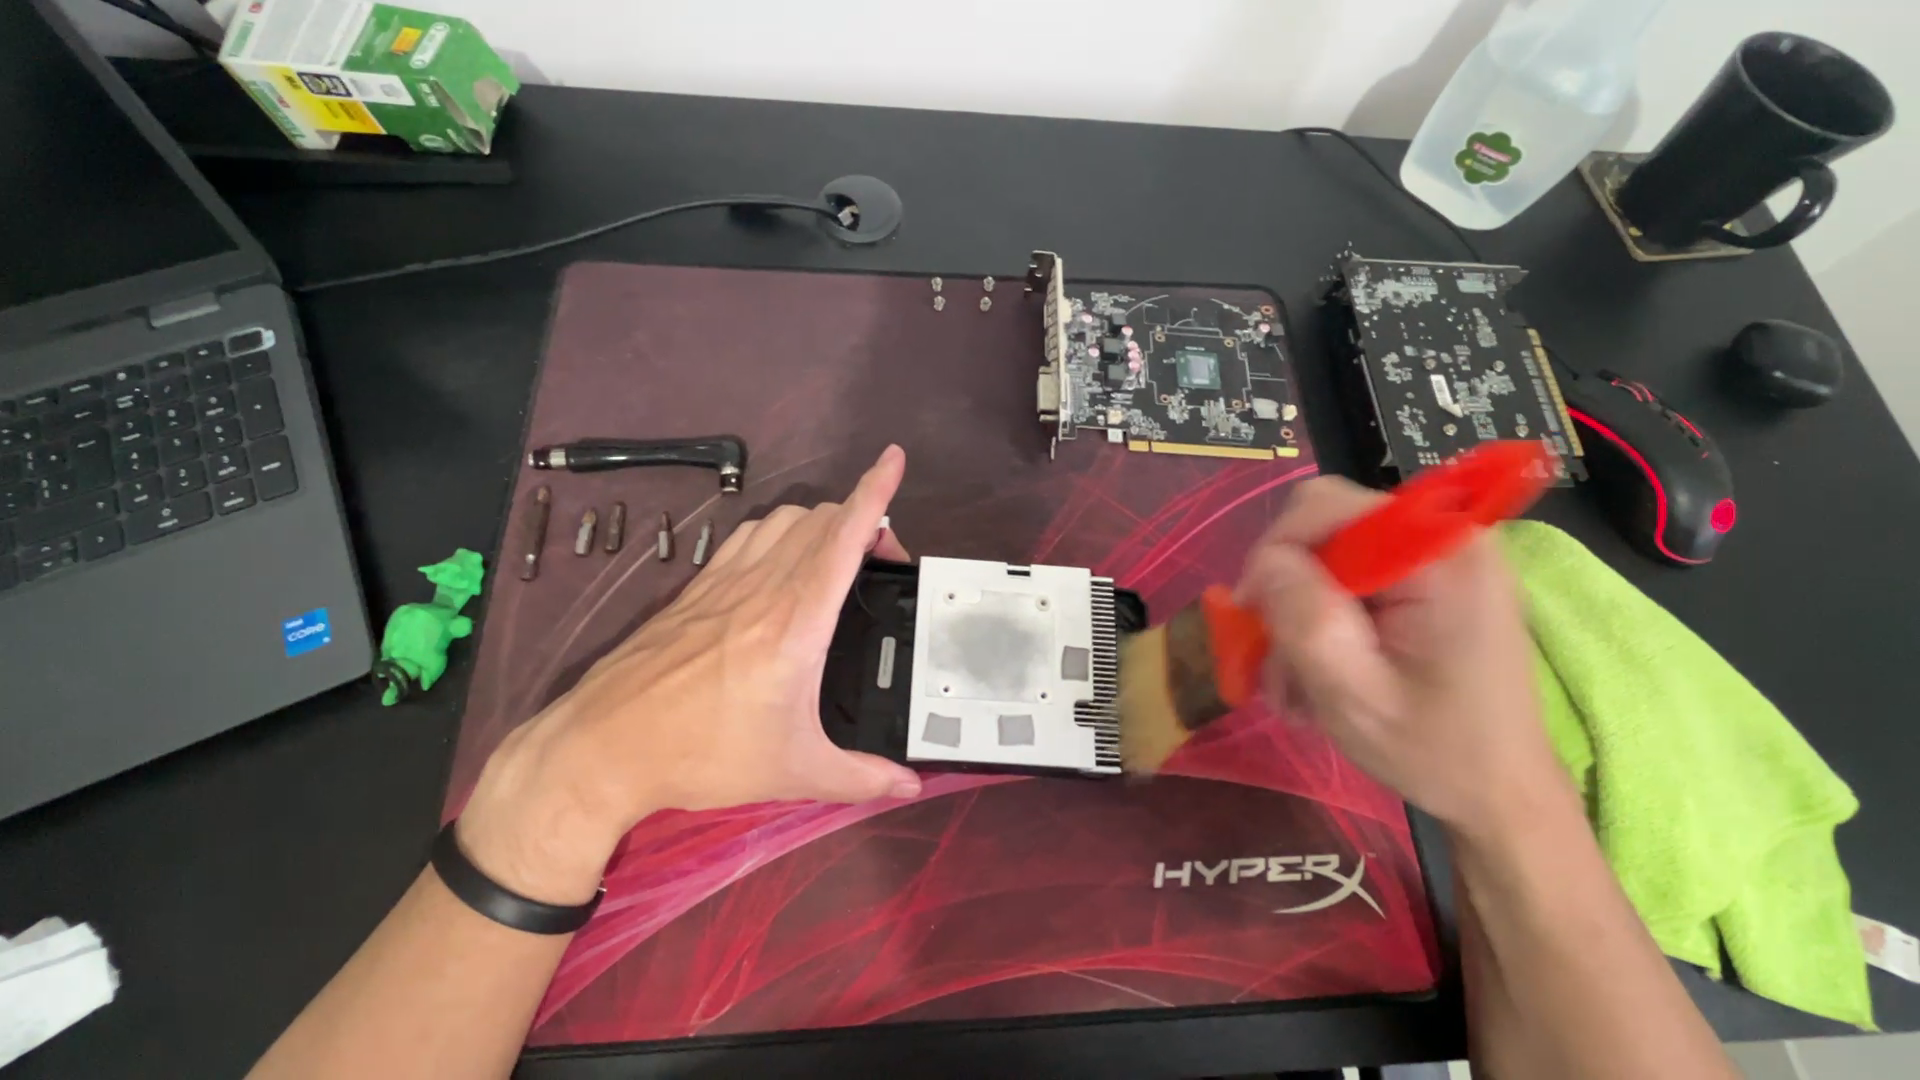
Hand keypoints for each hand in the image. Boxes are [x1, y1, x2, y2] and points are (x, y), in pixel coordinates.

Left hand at [456, 446, 923, 903]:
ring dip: (821, 523)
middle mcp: (762, 586)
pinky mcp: (697, 587)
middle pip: (821, 519)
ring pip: (784, 520)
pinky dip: (781, 533)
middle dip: (863, 520)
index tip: (895, 459)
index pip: (843, 536)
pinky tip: (784, 564)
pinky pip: (750, 536)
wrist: (605, 746)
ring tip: (839, 559)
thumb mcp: (793, 772)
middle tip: (884, 562)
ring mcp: (724, 580)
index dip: (875, 492)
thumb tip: (910, 787)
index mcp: (795, 622)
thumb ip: (861, 777)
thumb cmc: (703, 755)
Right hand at [1235, 476, 1567, 840]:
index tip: (1257, 616)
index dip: (1277, 553)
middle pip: (1324, 529)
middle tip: (1276, 658)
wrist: (1502, 794)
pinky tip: (1323, 675)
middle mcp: (1445, 538)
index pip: (1324, 507)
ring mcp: (1439, 560)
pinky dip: (1325, 623)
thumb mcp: (1353, 693)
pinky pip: (1351, 579)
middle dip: (1288, 592)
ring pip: (1329, 558)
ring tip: (1299, 686)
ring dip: (1300, 618)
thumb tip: (1265, 562)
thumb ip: (1306, 618)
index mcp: (1440, 553)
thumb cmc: (1436, 751)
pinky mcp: (1431, 583)